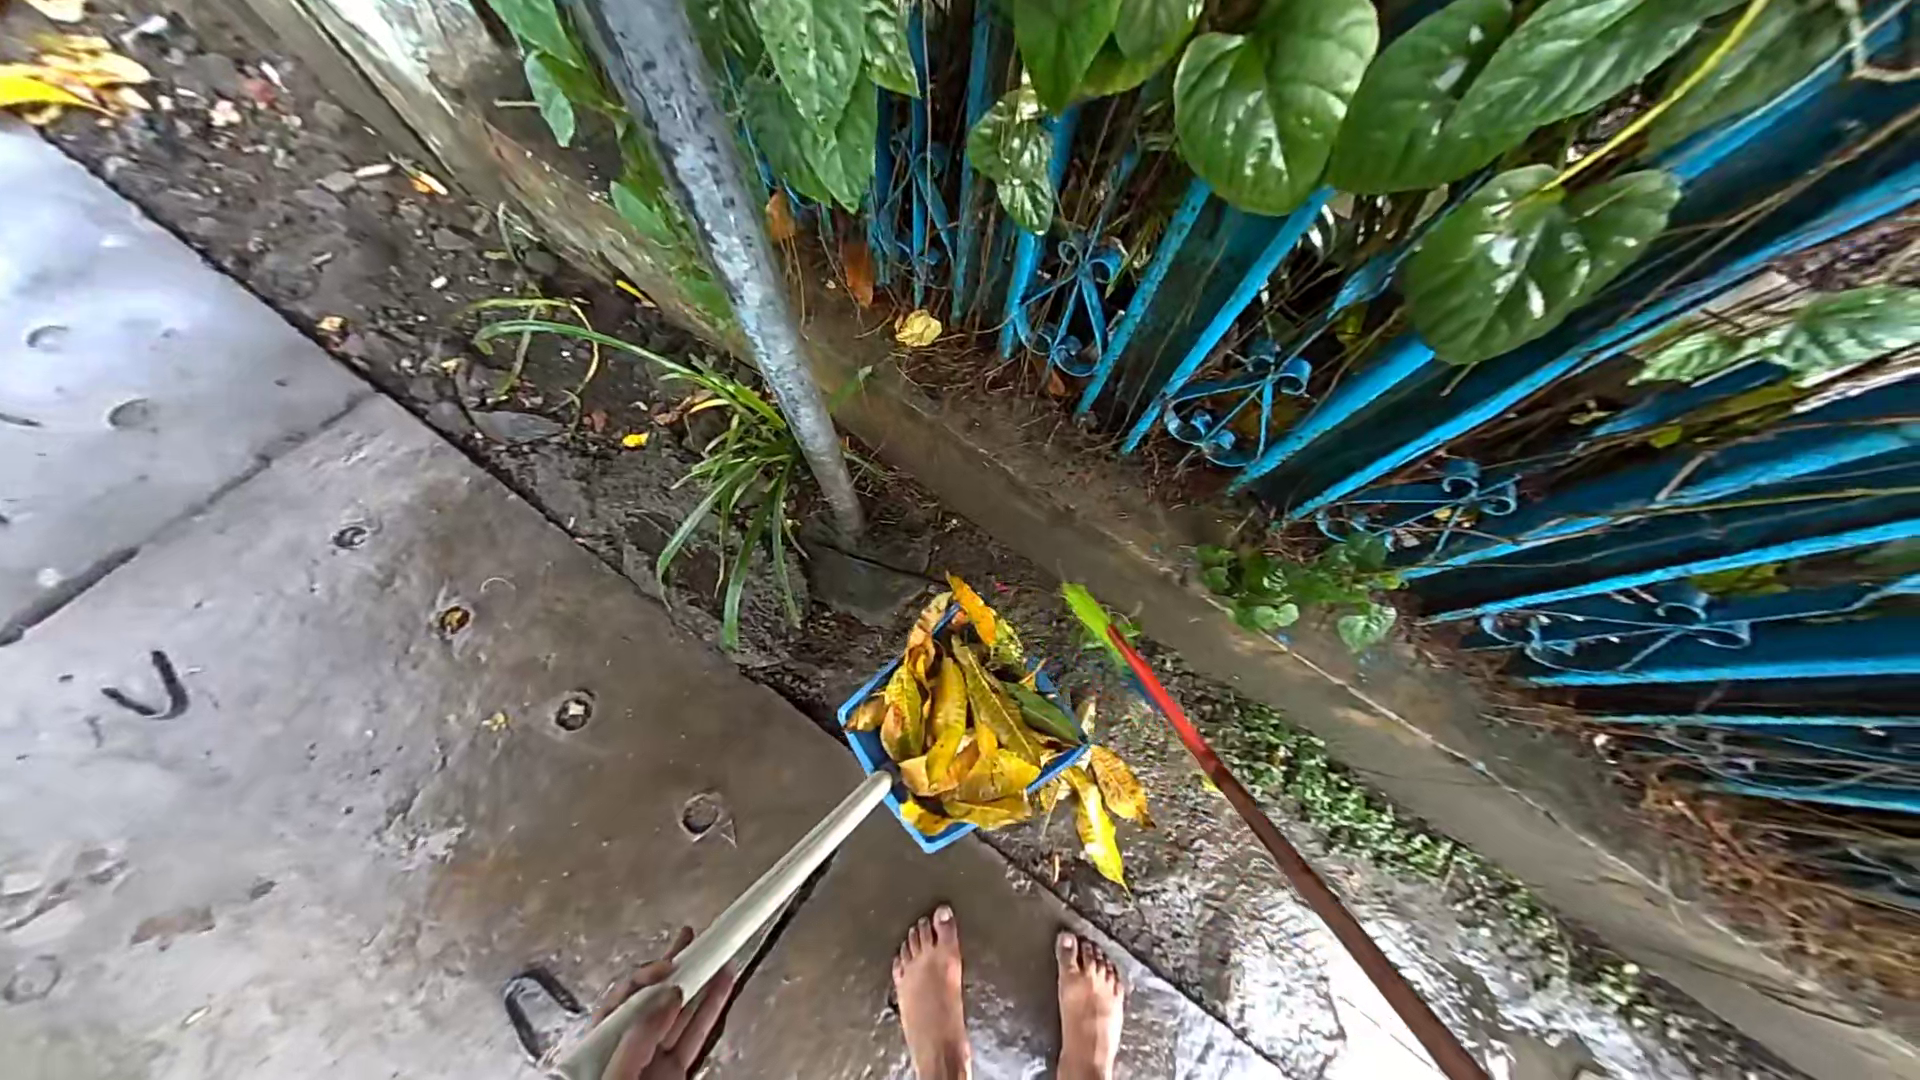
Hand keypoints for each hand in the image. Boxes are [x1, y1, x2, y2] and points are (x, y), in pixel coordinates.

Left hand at [594, 927, 736, 1079]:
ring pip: (681, 1012)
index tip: (670, 962)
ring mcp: (652, 1065)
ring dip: (702, 981)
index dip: (645, 976)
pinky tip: (724, 983)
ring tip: (719, 952)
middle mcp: (625, 1053)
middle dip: (676, 966)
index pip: (622, 1000)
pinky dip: (712, 1007)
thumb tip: (667, 994)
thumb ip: (637, 1040)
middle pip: (653, 998)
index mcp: (597, 1052)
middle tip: (696, 937)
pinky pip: (696, 1035)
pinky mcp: (674, 1076)